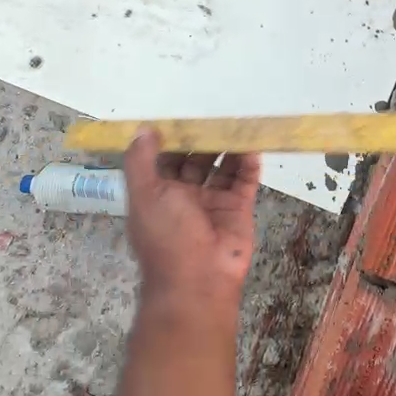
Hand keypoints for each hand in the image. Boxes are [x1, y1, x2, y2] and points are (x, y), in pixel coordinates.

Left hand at [122, 130, 261, 329]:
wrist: (197, 281)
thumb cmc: (166, 236)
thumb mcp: (145, 195)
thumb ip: (141, 162)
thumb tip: (143, 129)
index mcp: (159, 194)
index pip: (166, 159)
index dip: (175, 138)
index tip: (184, 114)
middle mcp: (186, 196)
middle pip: (198, 160)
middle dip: (207, 139)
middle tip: (219, 114)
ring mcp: (214, 202)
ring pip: (223, 168)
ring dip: (230, 148)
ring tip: (241, 124)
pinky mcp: (238, 208)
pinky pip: (245, 181)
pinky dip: (249, 165)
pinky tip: (253, 148)